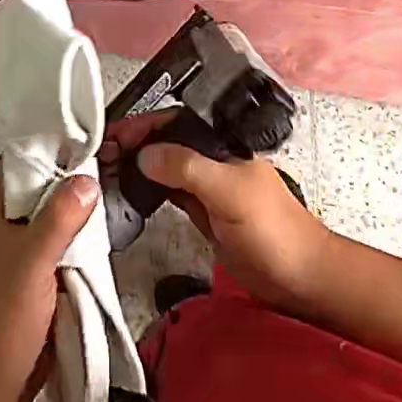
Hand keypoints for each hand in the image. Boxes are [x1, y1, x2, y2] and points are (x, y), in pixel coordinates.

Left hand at [0, 164, 97, 401]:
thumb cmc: (2, 320)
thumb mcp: (33, 260)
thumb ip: (60, 217)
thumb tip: (85, 178)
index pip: (17, 161)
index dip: (46, 146)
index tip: (81, 138)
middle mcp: (2, 224)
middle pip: (37, 188)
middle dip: (67, 180)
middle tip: (102, 166)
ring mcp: (17, 251)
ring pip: (49, 218)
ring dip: (73, 213)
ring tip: (105, 197)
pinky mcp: (33, 276)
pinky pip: (57, 246)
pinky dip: (75, 241)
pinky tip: (96, 238)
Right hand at [103, 111, 334, 317]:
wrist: (299, 281)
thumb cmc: (273, 229)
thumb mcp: (228, 191)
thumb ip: (187, 167)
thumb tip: (144, 155)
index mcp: (220, 142)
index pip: (173, 121)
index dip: (141, 124)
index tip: (112, 134)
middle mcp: (209, 158)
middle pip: (164, 141)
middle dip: (132, 142)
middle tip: (102, 153)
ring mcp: (204, 186)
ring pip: (162, 166)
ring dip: (136, 165)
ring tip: (107, 169)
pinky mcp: (199, 211)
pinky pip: (166, 192)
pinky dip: (145, 190)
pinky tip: (129, 192)